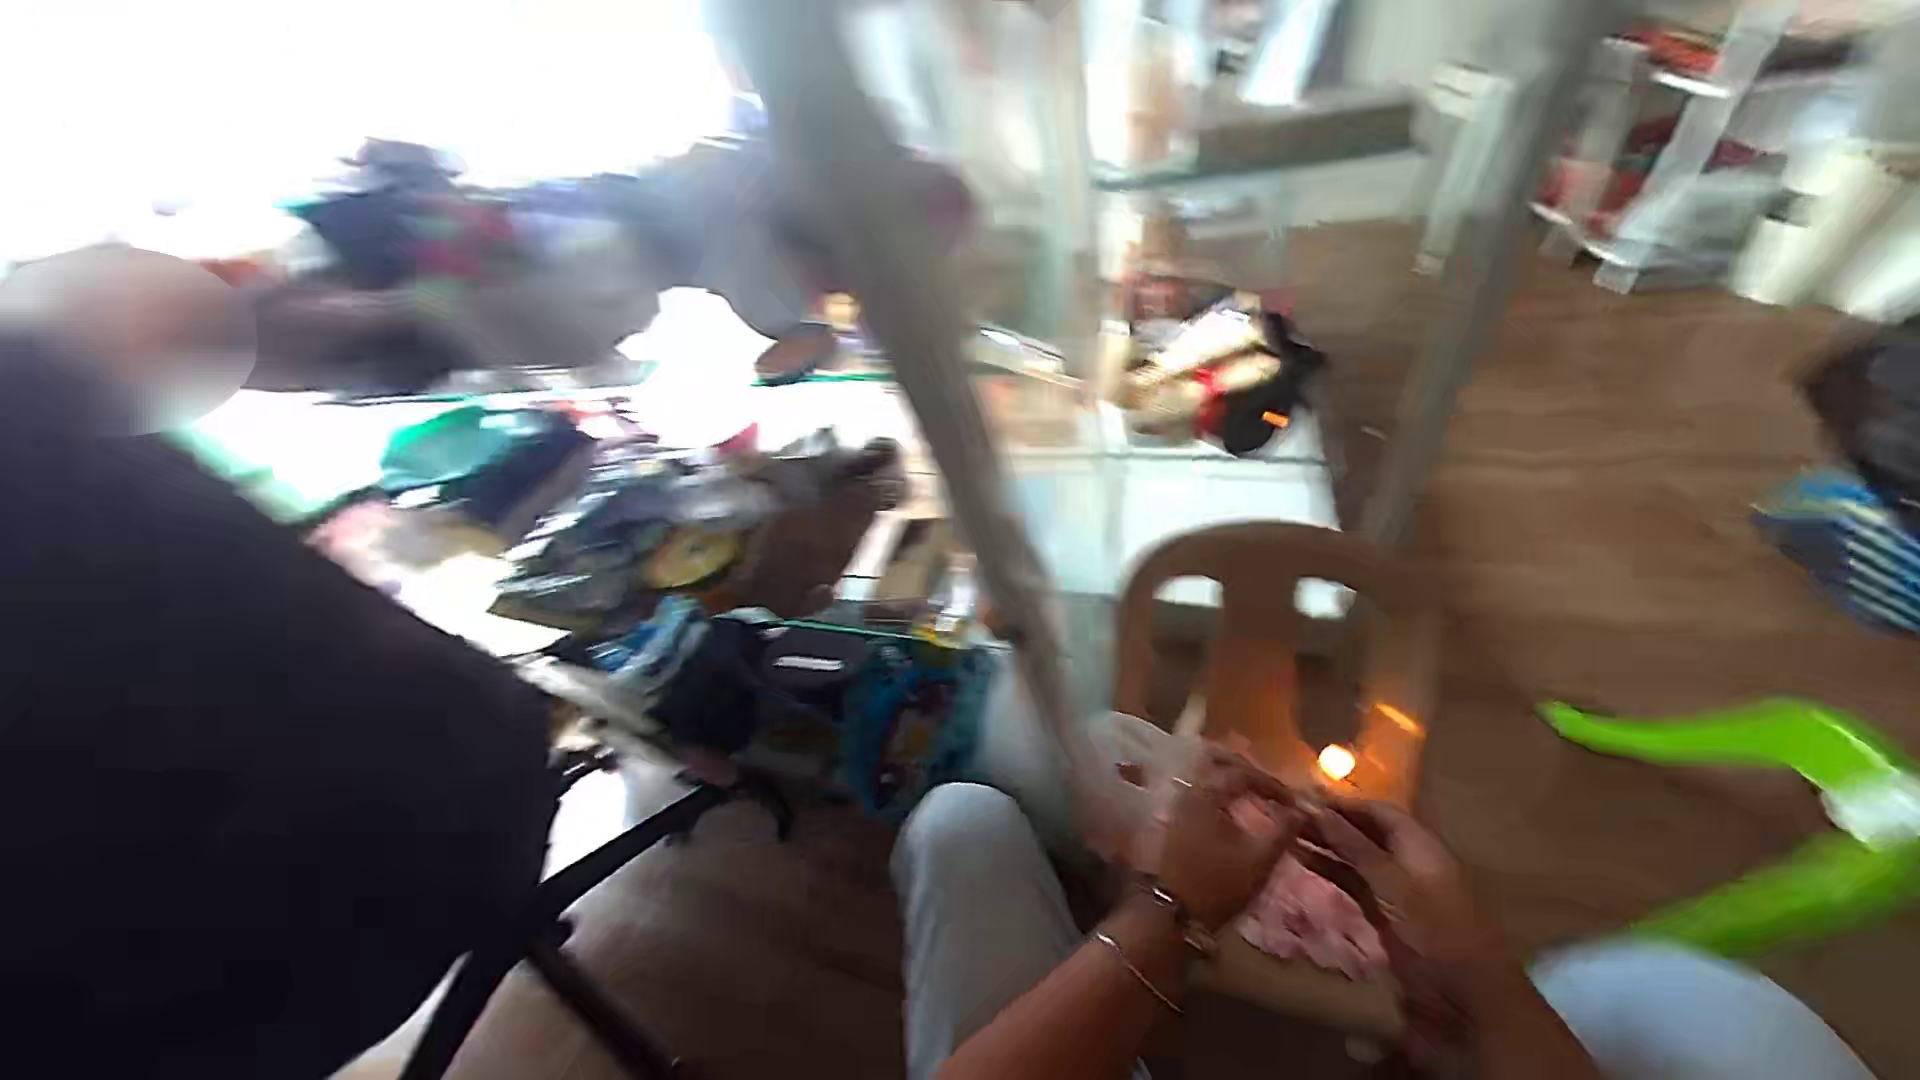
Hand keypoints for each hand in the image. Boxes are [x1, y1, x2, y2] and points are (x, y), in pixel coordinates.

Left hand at [1149, 746, 1303, 930]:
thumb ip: (1283, 831)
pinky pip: (1197, 788)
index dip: (1272, 783)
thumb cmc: (1218, 885)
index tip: (1294, 801)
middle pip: (1215, 760)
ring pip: (1203, 773)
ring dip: (1229, 777)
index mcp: (1206, 792)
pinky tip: (1232, 809)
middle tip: (1270, 787)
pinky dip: (1217, 790)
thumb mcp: (1259, 860)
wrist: (1171, 910)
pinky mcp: (1172, 817)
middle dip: (1246, 768)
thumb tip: (1302, 809)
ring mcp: (1176, 802)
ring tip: (1255, 795)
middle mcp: (1186, 789)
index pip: (1242, 772)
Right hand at [1308, 799, 1501, 1068]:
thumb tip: (1317, 808)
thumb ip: (1353, 844)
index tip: (1306, 796)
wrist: (1466, 999)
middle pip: (1365, 831)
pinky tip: (1301, 859)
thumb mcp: (1391, 882)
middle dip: (1330, 821)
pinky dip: (1329, 868)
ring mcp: (1396, 887)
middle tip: (1290, 813)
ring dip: (1325, 843)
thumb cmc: (1433, 928)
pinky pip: (1352, 879)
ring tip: (1287, 832)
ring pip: (1355, 855)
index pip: (1378, 810)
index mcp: (1421, 846)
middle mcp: (1408, 860)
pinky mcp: (1385, 910)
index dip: (1344, 801)